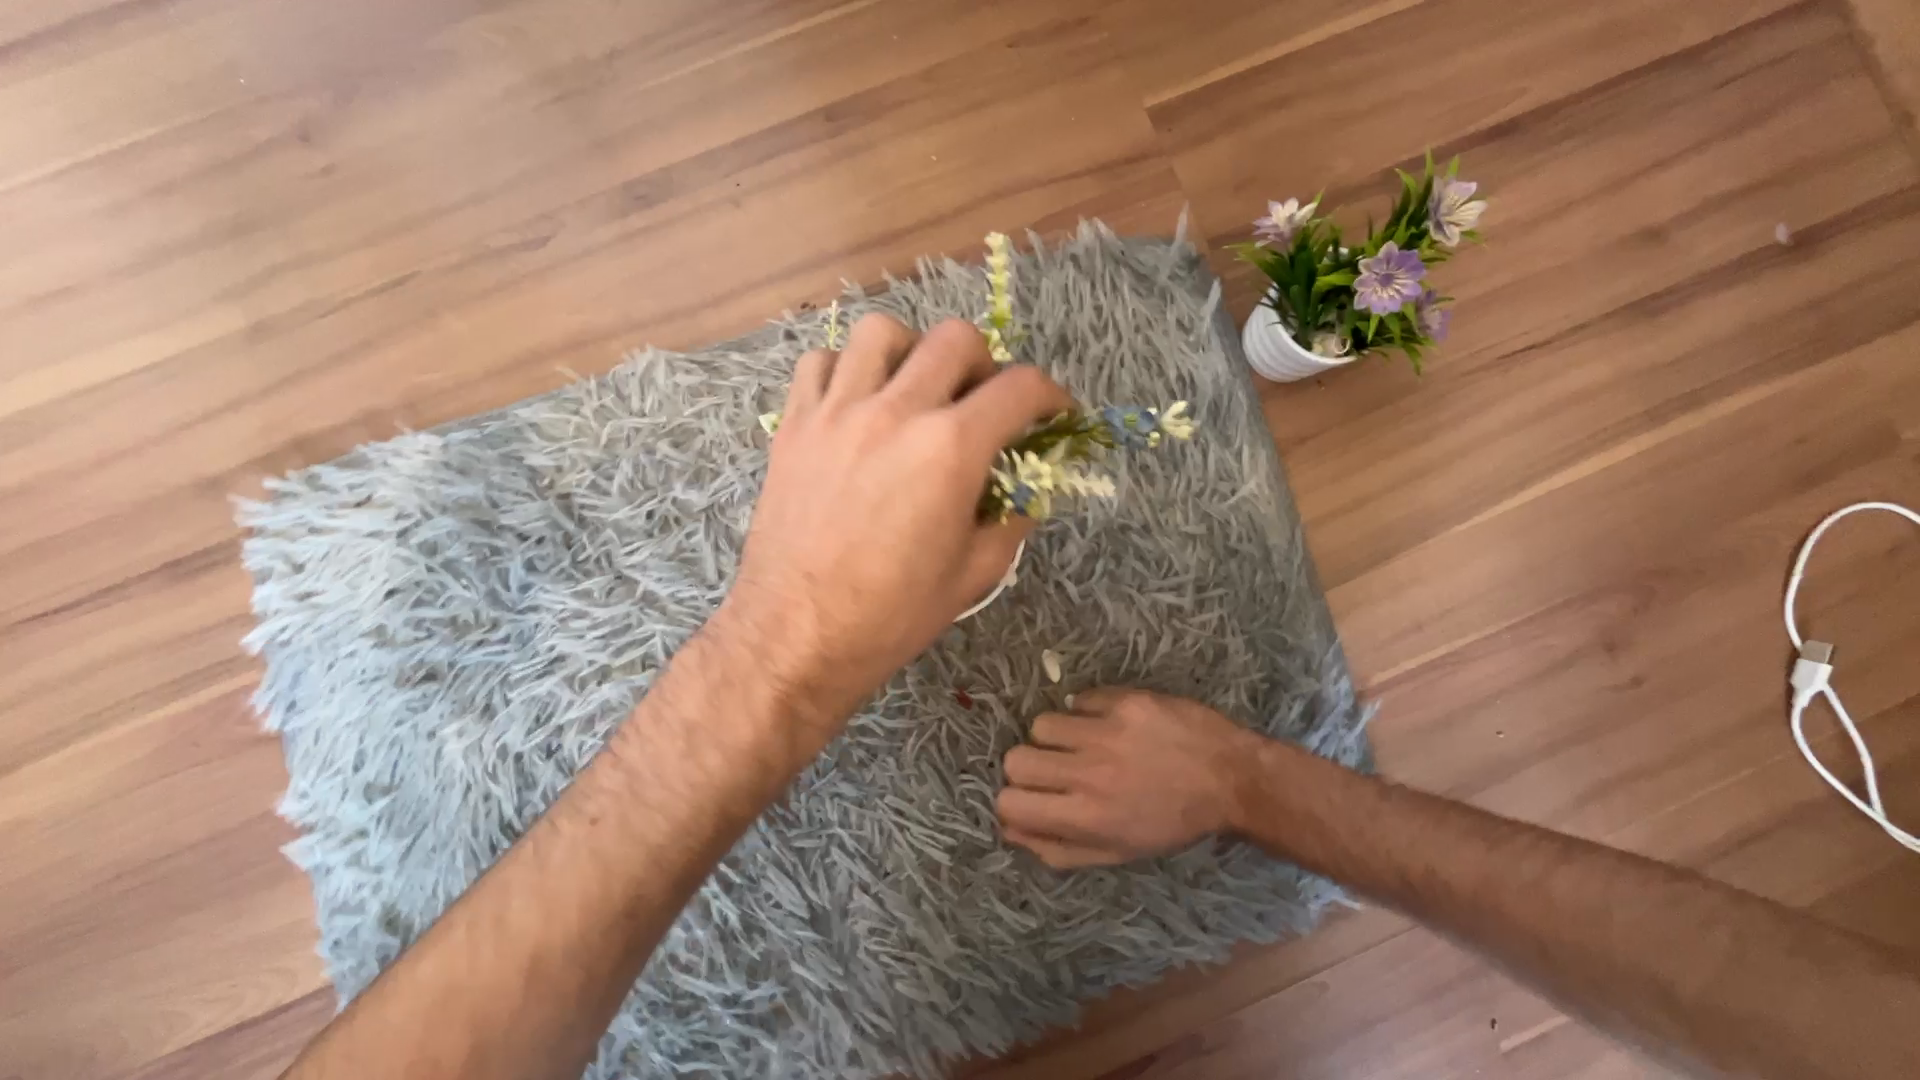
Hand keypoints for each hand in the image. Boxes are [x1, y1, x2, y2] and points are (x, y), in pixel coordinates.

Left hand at [718, 313, 1070, 741]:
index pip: (1020, 388)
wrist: (796, 636)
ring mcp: (838, 412)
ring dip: (911, 352)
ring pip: (881, 332)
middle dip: (985, 365)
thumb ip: (1010, 521)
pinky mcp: (795, 426)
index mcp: (951, 449)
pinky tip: (855, 404)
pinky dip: (844, 370)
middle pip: (955, 340)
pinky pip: (819, 363)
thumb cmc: (891, 616)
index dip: (1051, 395)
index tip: (1053, 411)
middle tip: (981, 403)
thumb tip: (1023, 493)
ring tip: (914, 390)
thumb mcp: (974, 575)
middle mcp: (896, 412)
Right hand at [996, 688, 1266, 866]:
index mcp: (1087, 817)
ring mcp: (1106, 732)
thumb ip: (1059, 848)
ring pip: (1041, 724)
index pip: (1010, 802)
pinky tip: (1108, 723)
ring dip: (1056, 736)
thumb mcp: (1118, 852)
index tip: (1032, 798)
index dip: (1014, 801)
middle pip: (1015, 759)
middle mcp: (1089, 773)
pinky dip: (1086, 711)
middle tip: (1054, 768)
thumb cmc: (1173, 822)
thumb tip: (1010, 831)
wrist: (1230, 778)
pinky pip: (1078, 699)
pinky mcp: (1125, 700)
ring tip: (1082, 742)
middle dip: (1028, 766)